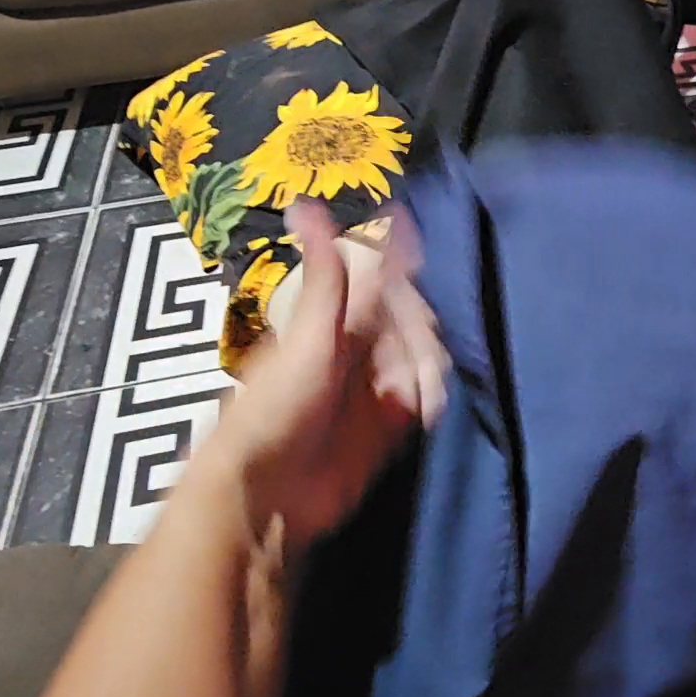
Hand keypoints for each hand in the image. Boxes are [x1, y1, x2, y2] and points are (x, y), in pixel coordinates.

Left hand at [178, 201, 448, 555]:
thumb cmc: (275, 409)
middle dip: (422, 340)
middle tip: (414, 367)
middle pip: (412, 321)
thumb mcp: (307, 339)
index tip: (419, 297)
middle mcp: (358, 343)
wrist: (267, 494)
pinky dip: (428, 402)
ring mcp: (374, 382)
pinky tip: (422, 413)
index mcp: (335, 317)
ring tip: (414, 401)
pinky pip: (422, 398)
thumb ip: (326, 278)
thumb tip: (307, 202)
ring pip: (422, 358)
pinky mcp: (386, 421)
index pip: (386, 281)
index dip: (408, 282)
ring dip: (426, 375)